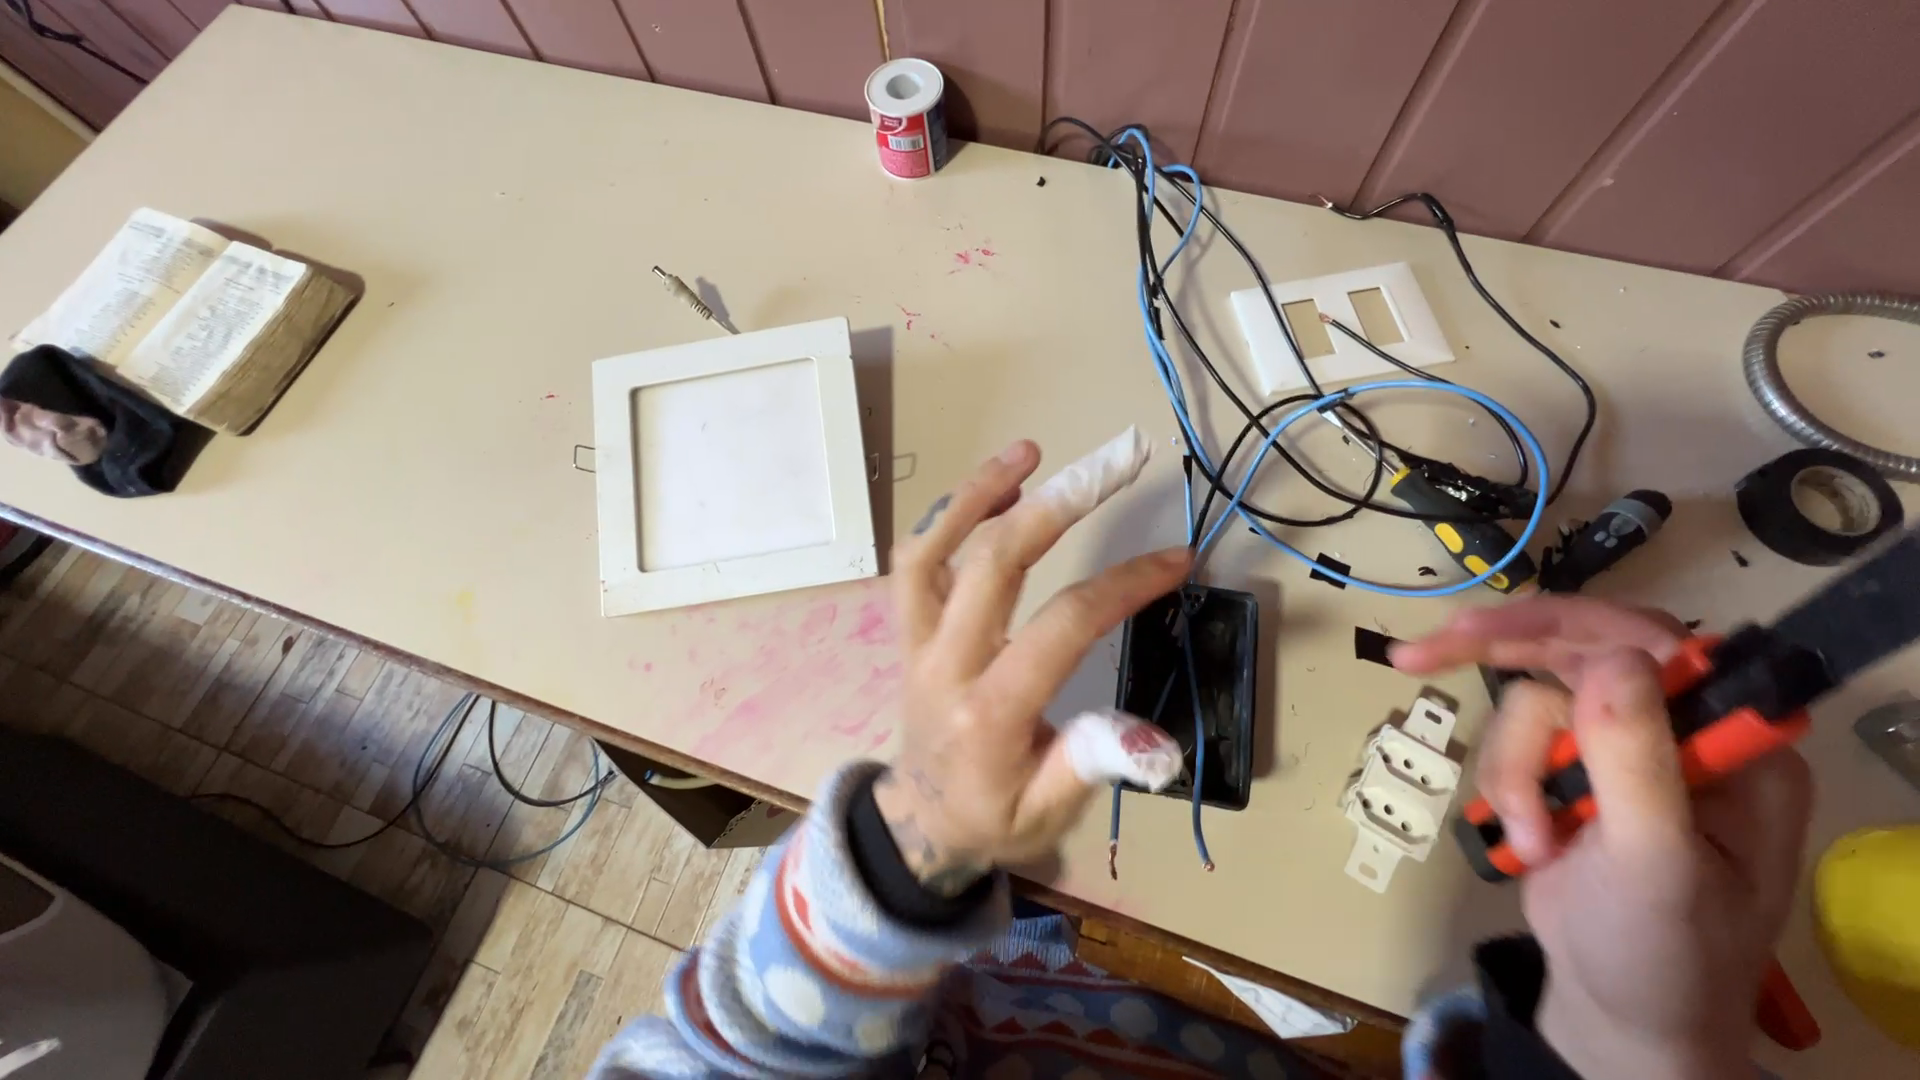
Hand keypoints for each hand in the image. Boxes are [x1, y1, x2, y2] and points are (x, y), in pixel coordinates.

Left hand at [874, 439, 1189, 893]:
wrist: (919, 819)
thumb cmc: (992, 816)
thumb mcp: (1047, 815)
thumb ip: (1091, 766)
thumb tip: (1153, 735)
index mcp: (990, 712)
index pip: (1062, 627)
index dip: (1123, 584)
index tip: (1176, 557)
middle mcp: (946, 664)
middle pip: (993, 566)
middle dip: (1057, 506)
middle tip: (1111, 464)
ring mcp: (918, 642)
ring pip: (933, 552)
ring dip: (978, 493)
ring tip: (1028, 449)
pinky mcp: (909, 631)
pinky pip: (914, 564)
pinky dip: (945, 519)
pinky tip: (991, 491)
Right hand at [1394, 597, 1811, 1079]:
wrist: (1621, 1007)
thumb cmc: (1662, 949)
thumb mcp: (1653, 860)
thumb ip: (1636, 760)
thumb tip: (1613, 659)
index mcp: (1732, 742)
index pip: (1645, 642)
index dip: (1555, 625)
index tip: (1469, 633)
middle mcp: (1678, 728)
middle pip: (1572, 651)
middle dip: (1495, 657)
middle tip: (1415, 656)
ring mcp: (1618, 747)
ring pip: (1528, 704)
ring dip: (1509, 770)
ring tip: (1528, 839)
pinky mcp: (1570, 767)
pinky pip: (1509, 738)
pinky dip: (1500, 783)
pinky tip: (1523, 837)